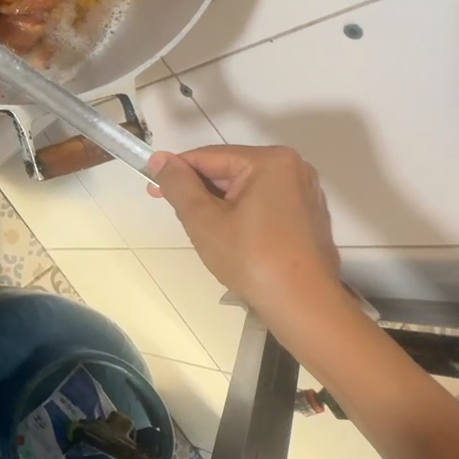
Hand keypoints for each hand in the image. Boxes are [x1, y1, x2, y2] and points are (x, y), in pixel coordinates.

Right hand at [147, 145, 347, 320]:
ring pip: (243, 187)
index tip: (152, 189)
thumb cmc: (250, 257)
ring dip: (218, 203)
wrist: (302, 301)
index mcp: (269, 162)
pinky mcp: (306, 212)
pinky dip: (240, 212)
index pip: (207, 157)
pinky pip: (262, 201)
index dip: (176, 172)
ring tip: (205, 231)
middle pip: (228, 170)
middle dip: (199, 191)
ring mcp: (303, 190)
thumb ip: (178, 185)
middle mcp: (292, 167)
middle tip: (179, 216)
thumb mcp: (203, 219)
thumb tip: (159, 159)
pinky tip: (231, 237)